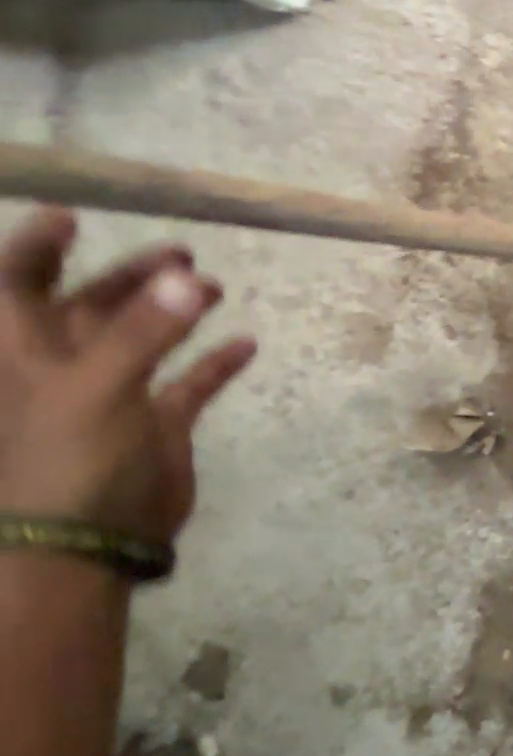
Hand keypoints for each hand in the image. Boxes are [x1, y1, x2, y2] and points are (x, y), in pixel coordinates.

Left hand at [0, 207, 255, 545]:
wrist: (85, 541)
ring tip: (214, 285)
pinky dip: (216, 364)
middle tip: (178, 249)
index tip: (71, 214)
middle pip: (86, 306)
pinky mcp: (156, 424)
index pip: (14, 285)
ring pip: (142, 340)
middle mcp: (60, 366)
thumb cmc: (62, 458)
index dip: (34, 247)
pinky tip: (246, 345)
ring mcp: (111, 396)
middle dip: (128, 275)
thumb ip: (144, 332)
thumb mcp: (95, 387)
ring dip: (174, 312)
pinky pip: (189, 384)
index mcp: (22, 352)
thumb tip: (186, 275)